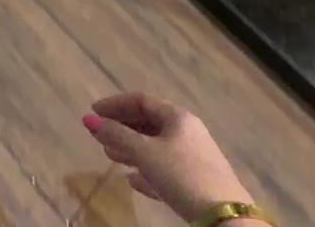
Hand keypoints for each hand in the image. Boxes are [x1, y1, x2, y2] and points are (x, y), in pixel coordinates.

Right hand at [83, 92, 253, 222]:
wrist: (226, 218)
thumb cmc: (182, 175)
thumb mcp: (145, 153)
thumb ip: (116, 135)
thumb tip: (88, 120)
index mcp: (177, 117)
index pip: (141, 100)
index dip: (115, 104)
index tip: (93, 112)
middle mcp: (187, 132)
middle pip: (148, 122)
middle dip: (122, 128)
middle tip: (100, 136)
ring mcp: (194, 157)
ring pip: (156, 146)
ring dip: (131, 149)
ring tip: (110, 156)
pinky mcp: (198, 182)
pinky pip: (166, 169)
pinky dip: (147, 170)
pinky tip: (133, 181)